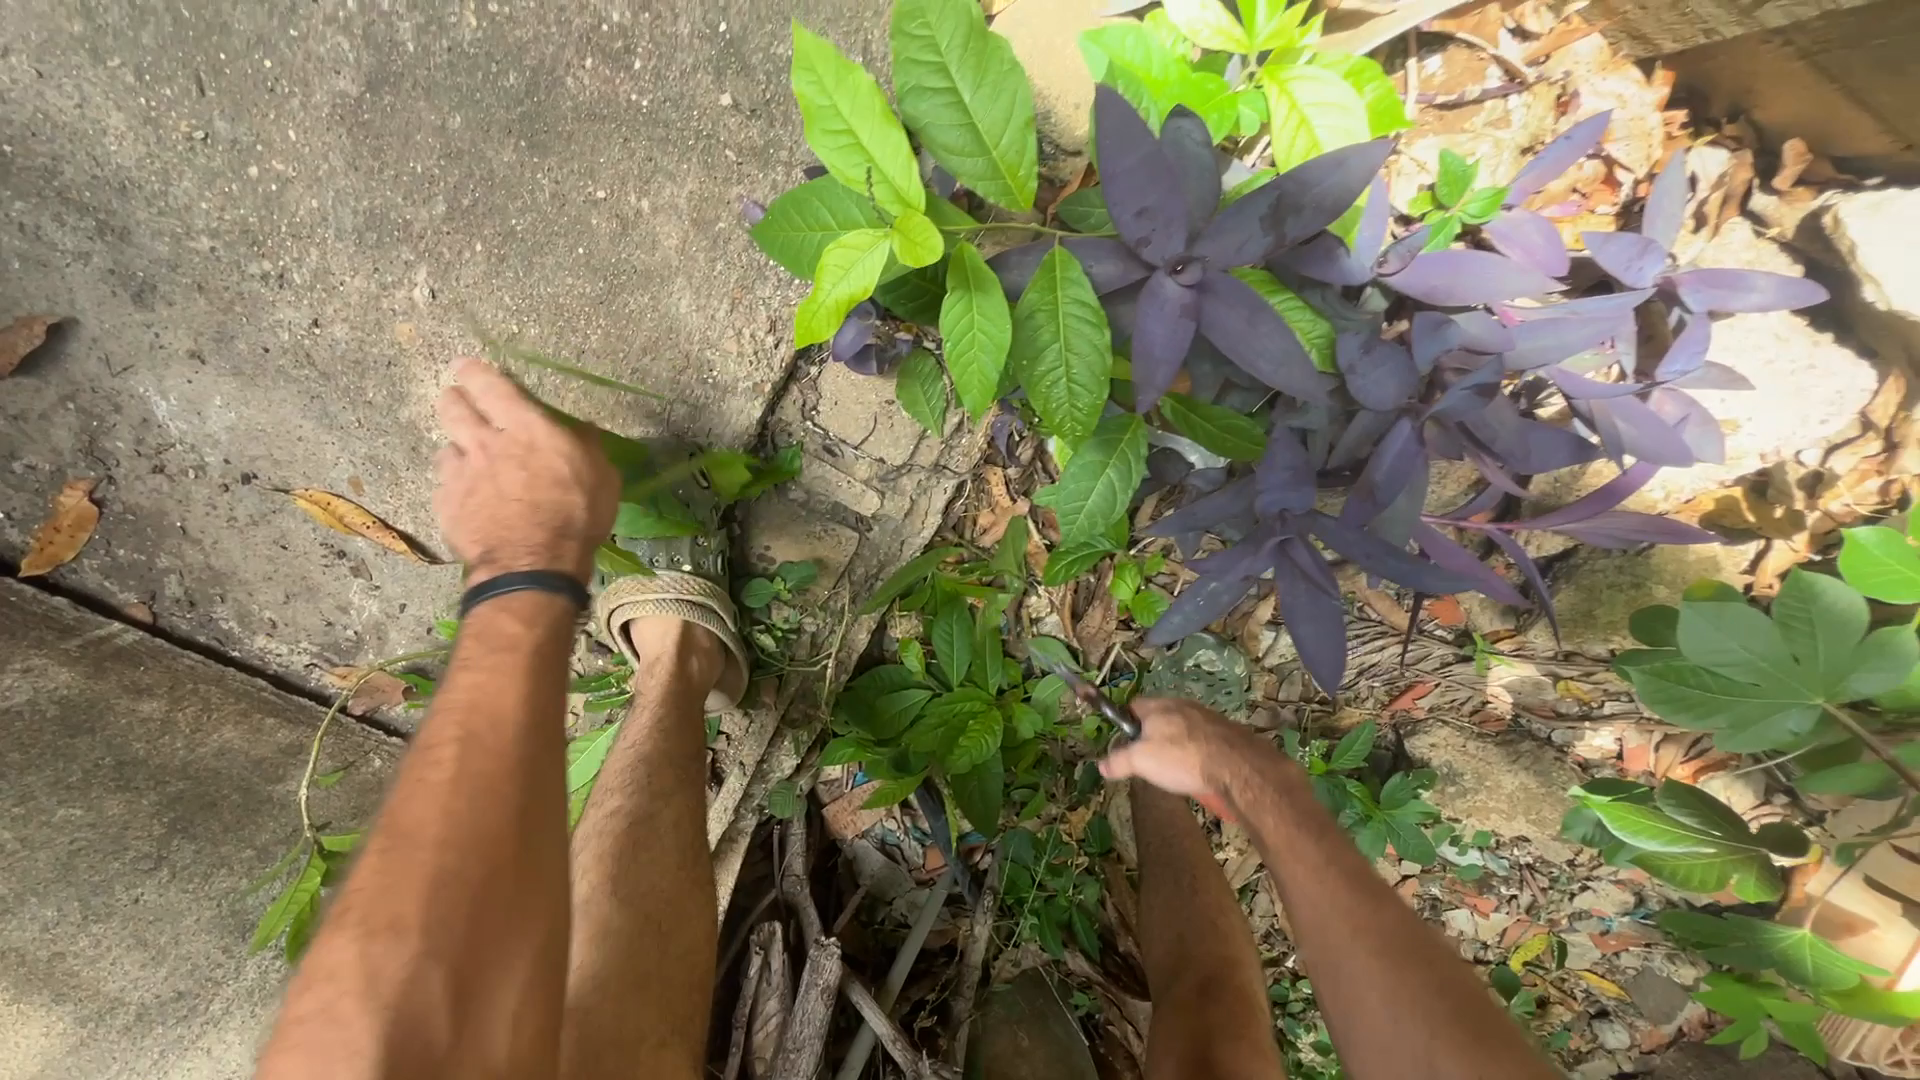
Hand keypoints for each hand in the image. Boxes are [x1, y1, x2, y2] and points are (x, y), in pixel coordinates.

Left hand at [433, 357, 617, 584]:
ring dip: (457, 448)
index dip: (475, 372)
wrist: (533, 564)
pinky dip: (456, 486)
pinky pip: (445, 484)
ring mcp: (459, 473)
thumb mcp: (602, 476)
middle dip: (454, 399)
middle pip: (452, 406)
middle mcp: (485, 442)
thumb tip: (582, 428)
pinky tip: (470, 499)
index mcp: (526, 428)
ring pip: (446, 446)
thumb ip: (587, 447)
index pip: (488, 384)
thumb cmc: (576, 516)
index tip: (468, 368)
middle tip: (461, 402)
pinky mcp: (445, 503)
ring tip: (469, 459)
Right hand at [1098, 698, 1273, 802]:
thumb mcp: (1141, 762)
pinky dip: (1198, 750)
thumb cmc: (1181, 758)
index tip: (1125, 742)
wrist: (1237, 766)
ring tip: (1176, 767)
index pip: (1133, 705)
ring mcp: (1207, 716)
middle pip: (1159, 716)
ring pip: (1183, 727)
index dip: (1126, 722)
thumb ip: (1118, 761)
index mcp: (1158, 706)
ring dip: (1177, 742)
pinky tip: (1200, 769)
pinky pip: (1204, 738)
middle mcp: (1182, 705)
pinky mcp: (1226, 731)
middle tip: (1149, 758)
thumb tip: (1101, 765)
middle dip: (1153, 734)